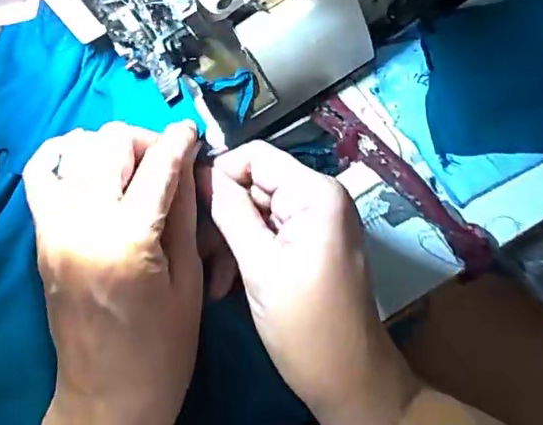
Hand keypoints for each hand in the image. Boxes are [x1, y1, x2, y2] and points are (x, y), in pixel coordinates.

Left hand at [25, 122, 202, 424]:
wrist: (105, 400)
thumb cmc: (162, 348)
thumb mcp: (188, 275)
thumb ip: (183, 205)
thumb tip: (184, 152)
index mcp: (128, 239)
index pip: (157, 163)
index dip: (180, 139)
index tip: (192, 132)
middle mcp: (83, 222)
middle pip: (113, 141)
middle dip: (146, 140)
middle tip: (165, 161)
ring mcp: (54, 225)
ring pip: (80, 145)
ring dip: (112, 146)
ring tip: (132, 169)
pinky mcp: (40, 233)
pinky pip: (40, 170)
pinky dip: (63, 152)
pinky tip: (88, 160)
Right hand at [203, 141, 423, 424]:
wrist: (351, 386)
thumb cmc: (308, 329)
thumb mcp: (260, 267)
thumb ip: (230, 212)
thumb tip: (203, 172)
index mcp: (316, 192)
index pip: (256, 155)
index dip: (220, 172)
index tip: (192, 202)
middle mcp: (320, 196)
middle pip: (255, 182)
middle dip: (225, 215)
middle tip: (203, 252)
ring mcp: (317, 219)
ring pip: (257, 208)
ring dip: (231, 238)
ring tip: (216, 276)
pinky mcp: (311, 240)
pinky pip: (270, 228)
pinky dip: (247, 249)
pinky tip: (229, 280)